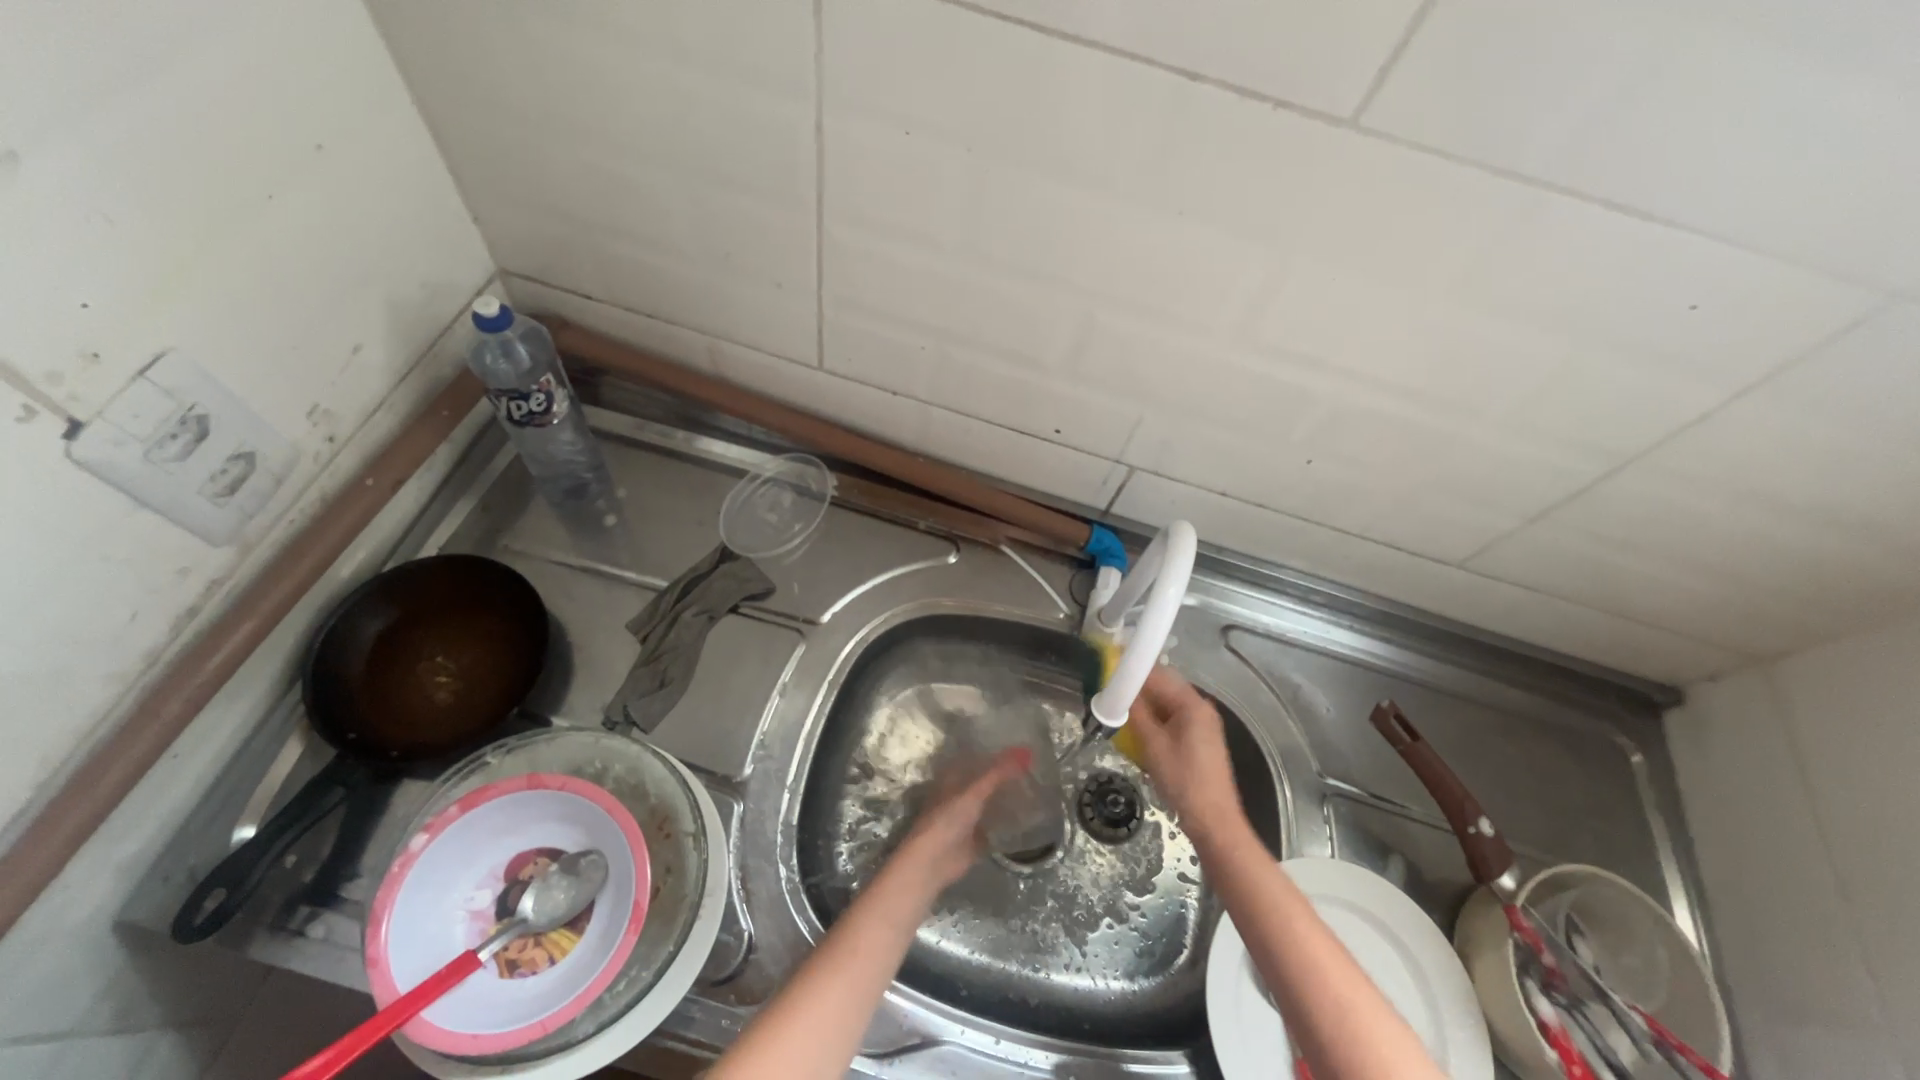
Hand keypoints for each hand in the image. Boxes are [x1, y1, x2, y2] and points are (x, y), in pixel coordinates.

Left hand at [894, 747, 1032, 888]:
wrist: (934, 862)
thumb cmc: (947, 820)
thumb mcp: (973, 792)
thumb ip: (998, 773)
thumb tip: (1025, 751)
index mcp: (952, 779)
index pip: (974, 759)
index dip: (993, 753)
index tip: (1018, 747)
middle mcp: (959, 795)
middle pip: (984, 782)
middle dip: (1004, 776)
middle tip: (1033, 767)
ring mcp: (968, 817)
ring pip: (991, 803)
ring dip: (1007, 797)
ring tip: (1035, 788)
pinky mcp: (976, 838)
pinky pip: (996, 825)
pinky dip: (1009, 821)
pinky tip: (1029, 815)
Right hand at [1125, 667, 1244, 842]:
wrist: (1213, 819)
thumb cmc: (1182, 780)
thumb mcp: (1152, 745)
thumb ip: (1136, 713)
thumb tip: (1119, 690)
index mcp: (1192, 703)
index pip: (1158, 674)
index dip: (1132, 673)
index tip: (1106, 675)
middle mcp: (1201, 707)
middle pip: (1165, 687)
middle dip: (1137, 690)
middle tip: (1109, 697)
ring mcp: (1203, 723)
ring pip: (1168, 704)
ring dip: (1145, 706)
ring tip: (1120, 713)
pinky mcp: (1201, 738)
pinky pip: (1174, 718)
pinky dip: (1156, 720)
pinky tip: (1139, 731)